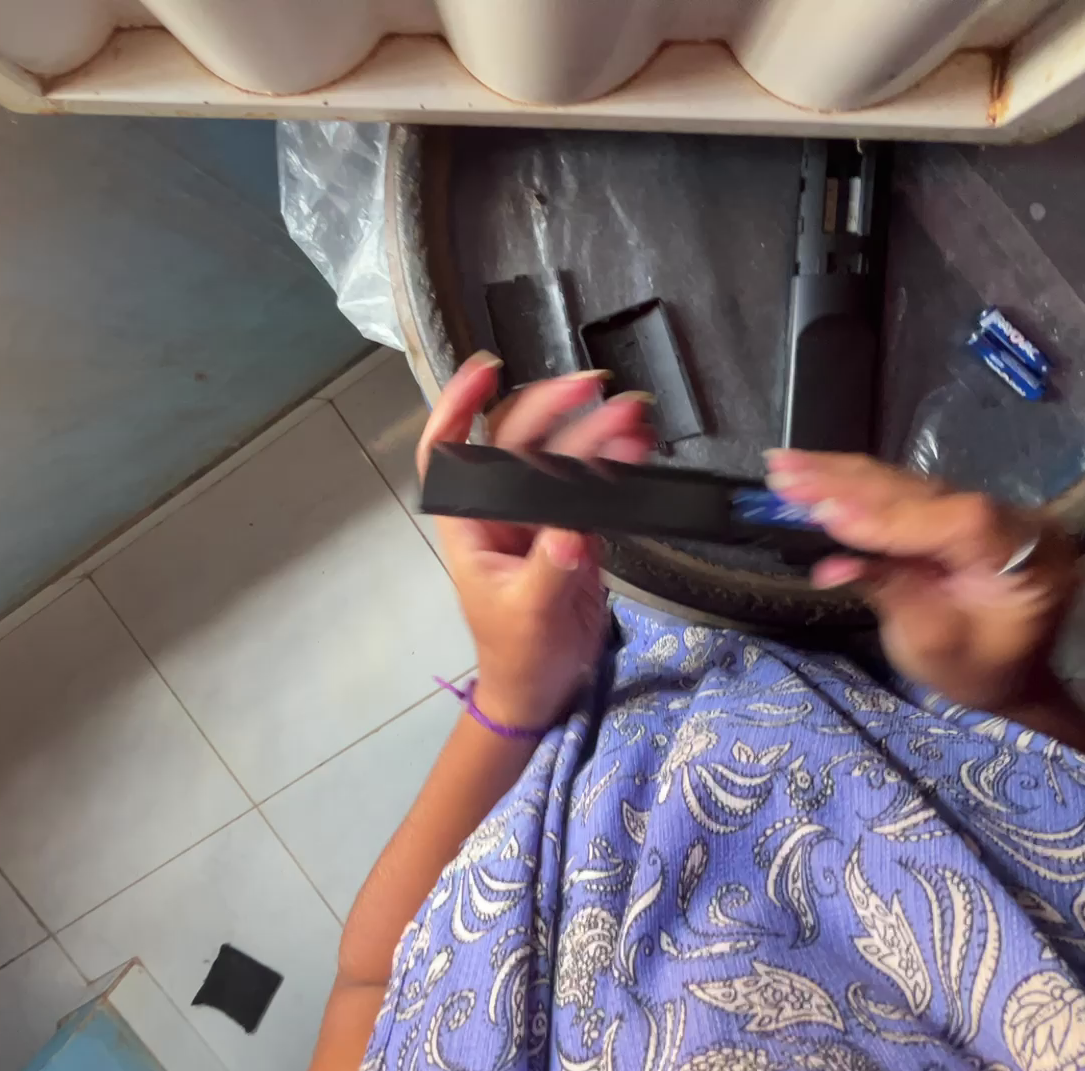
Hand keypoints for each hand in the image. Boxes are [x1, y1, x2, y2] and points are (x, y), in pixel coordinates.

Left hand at [418, 353, 655, 731]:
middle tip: (592, 389)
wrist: (543, 686)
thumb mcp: (527, 615)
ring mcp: (538, 516)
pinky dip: (613, 467)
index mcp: (470, 524)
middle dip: (552, 411)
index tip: (486, 371)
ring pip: (559, 460)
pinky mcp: (573, 529)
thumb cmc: (517, 654)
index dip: (457, 406)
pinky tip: (636, 449)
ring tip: (631, 415)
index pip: (448, 453)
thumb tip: (571, 532)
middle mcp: (501, 510)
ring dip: (593, 435)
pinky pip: (591, 487)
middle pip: (517, 443)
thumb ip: (548, 572)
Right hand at [764, 451, 1079, 711]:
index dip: (889, 518)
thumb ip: (894, 597)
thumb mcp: (935, 646)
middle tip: (785, 475)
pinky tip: (809, 469)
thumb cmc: (976, 671)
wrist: (1006, 674)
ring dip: (836, 474)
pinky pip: (897, 488)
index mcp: (1028, 559)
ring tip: (783, 465)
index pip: (958, 524)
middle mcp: (1009, 520)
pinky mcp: (949, 507)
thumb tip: (833, 568)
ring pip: (903, 482)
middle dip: (846, 486)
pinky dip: (847, 479)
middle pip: (922, 492)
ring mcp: (980, 508)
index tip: (826, 516)